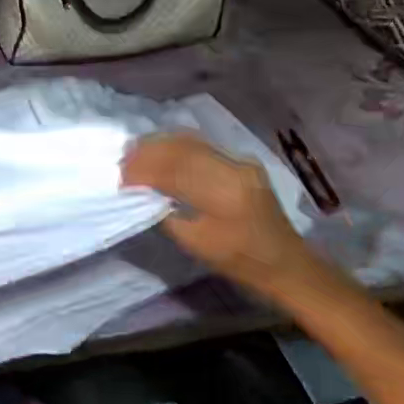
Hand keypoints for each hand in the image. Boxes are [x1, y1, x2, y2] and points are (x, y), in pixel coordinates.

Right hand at [122, 133, 322, 294]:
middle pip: (181, 148)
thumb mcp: (193, 241)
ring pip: (191, 141)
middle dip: (147, 152)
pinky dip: (176, 146)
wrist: (284, 261)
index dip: (142, 170)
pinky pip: (202, 145)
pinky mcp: (241, 161)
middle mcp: (233, 168)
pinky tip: (160, 152)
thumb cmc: (237, 259)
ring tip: (135, 153)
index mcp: (223, 192)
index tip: (120, 178)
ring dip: (160, 145)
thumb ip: (165, 212)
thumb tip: (141, 192)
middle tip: (122, 161)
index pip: (173, 170)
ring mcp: (240, 161)